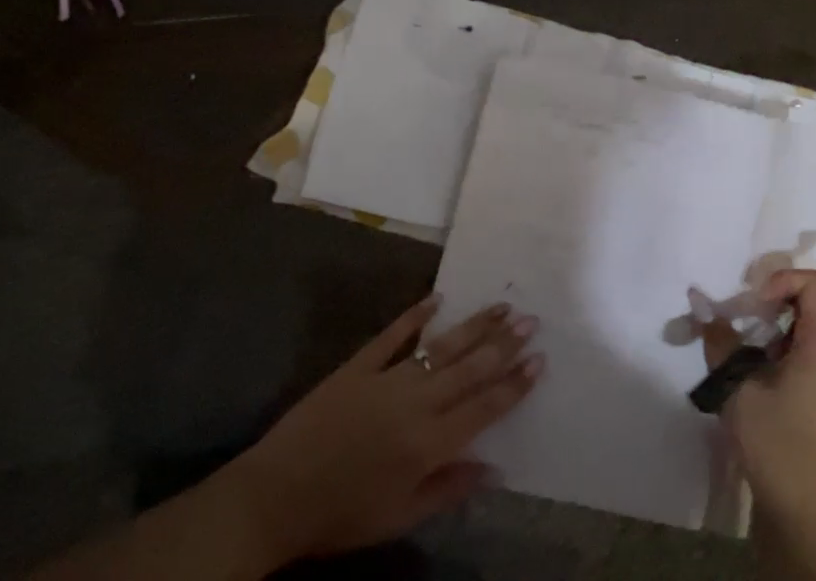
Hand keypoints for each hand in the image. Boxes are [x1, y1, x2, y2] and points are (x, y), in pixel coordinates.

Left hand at [213, 295, 542, 569]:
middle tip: (531, 320)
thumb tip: (496, 468)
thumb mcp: (401, 516)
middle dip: (503, 344)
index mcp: (429, 443)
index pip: (484, 407)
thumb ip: (449, 488)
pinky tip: (436, 299)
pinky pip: (391, 336)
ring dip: (473, 326)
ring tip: (501, 306)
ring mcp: (384, 379)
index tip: (540, 360)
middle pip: (468, 368)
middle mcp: (414, 404)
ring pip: (439, 347)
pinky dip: (414, 316)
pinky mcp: (355, 367)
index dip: (514, 384)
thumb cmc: (343, 514)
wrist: (275, 496)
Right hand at [703, 269, 815, 580]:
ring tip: (726, 335)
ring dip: (760, 324)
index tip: (750, 301)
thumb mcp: (737, 387)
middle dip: (764, 299)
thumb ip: (720, 340)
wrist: (794, 504)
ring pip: (794, 328)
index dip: (781, 279)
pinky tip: (736, 362)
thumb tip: (701, 302)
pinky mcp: (808, 392)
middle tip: (730, 312)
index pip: (815, 285)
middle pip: (805, 303)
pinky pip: (790, 350)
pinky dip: (764, 345)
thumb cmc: (772, 441)